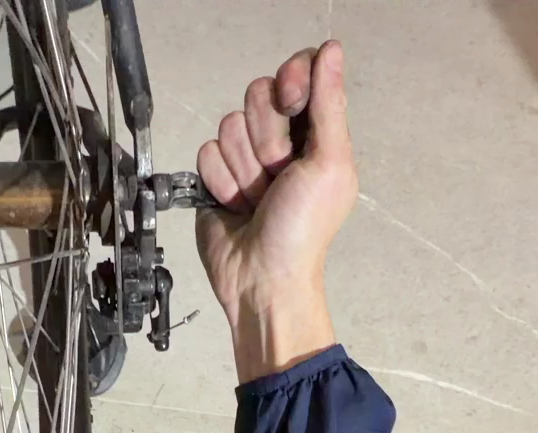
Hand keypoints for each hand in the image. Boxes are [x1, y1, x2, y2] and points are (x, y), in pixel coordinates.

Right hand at [196, 41, 357, 381]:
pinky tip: (235, 208)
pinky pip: (206, 153)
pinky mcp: (215, 177)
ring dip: (244, 170)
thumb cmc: (303, 231)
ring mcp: (244, 158)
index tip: (291, 105)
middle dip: (266, 141)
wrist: (262, 277)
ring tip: (257, 201)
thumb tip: (331, 49)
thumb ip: (329, 104)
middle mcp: (278, 139)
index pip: (296, 71)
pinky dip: (221, 184)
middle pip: (257, 94)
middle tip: (278, 177)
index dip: (290, 81)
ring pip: (229, 125)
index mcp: (314, 131)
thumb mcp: (330, 165)